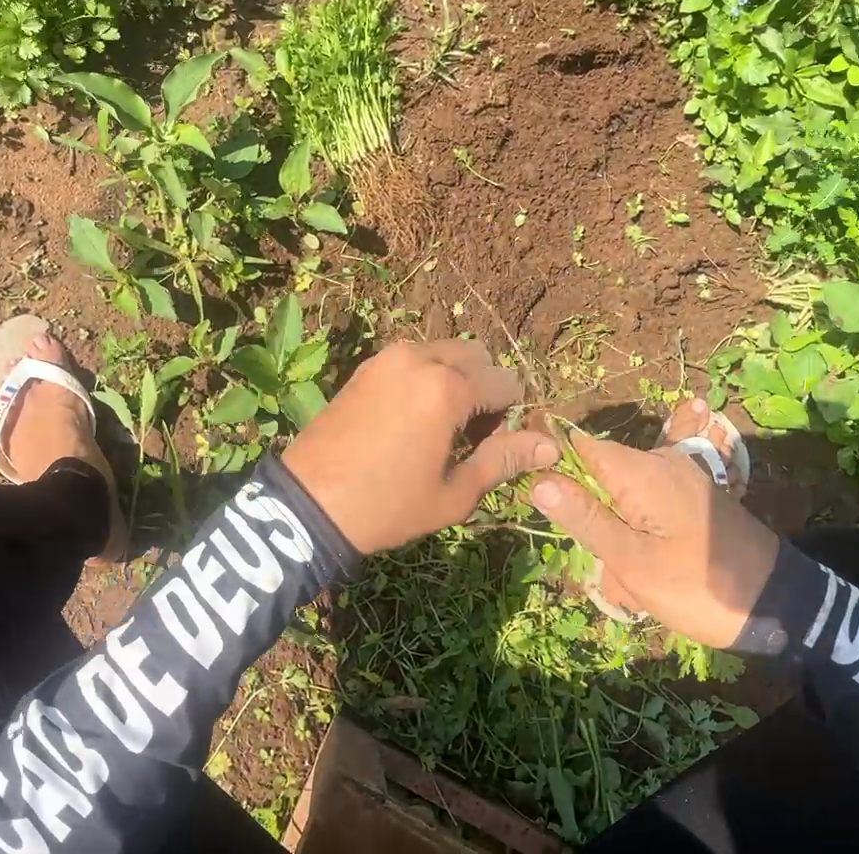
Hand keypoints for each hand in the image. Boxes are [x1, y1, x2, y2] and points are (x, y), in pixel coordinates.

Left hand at [282, 340, 559, 555]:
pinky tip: (413, 417)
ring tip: (442, 426)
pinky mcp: (366, 366)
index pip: (506, 384)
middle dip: (486, 388)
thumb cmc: (386, 506)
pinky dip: (427, 376)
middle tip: (472, 434)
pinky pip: (414, 358)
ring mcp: (388, 357)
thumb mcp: (453, 494)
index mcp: (447, 387)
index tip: (497, 445)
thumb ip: (503, 460)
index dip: (512, 416)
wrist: (308, 503)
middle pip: (478, 357)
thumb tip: (550, 446)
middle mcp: (420, 358)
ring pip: (445, 352)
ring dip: (456, 378)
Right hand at [528, 400, 780, 647]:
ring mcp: (680, 479)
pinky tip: (641, 571)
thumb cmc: (701, 586)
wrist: (783, 608)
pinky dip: (640, 535)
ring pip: (622, 495)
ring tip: (631, 586)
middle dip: (588, 513)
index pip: (577, 445)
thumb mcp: (633, 560)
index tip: (535, 496)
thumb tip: (537, 480)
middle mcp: (659, 462)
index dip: (551, 463)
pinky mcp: (694, 499)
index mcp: (639, 470)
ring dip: (617, 536)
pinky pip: (648, 504)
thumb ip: (585, 517)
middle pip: (597, 472)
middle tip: (596, 562)